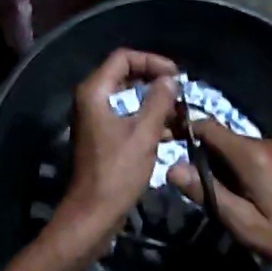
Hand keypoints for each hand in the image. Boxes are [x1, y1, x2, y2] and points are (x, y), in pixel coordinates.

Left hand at [57, 49, 179, 241]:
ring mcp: (95, 118)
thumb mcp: (144, 133)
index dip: (151, 60)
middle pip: (124, 75)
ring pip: (127, 98)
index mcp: (94, 91)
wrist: (93, 212)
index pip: (123, 58)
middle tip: (180, 92)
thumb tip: (170, 79)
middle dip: (154, 81)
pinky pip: (126, 116)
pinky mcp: (102, 136)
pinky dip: (146, 119)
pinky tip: (172, 130)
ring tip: (181, 112)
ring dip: (153, 102)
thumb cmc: (117, 171)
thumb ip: (158, 101)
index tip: (176, 75)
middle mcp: (90, 99)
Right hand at [169, 122, 271, 270]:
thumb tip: (172, 167)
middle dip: (197, 150)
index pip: (208, 126)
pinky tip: (227, 191)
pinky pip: (247, 155)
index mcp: (251, 154)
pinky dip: (231, 167)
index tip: (163, 137)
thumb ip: (206, 192)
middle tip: (178, 173)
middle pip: (220, 137)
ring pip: (232, 147)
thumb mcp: (241, 221)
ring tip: (199, 186)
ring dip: (214, 161)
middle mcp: (263, 144)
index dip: (184, 127)